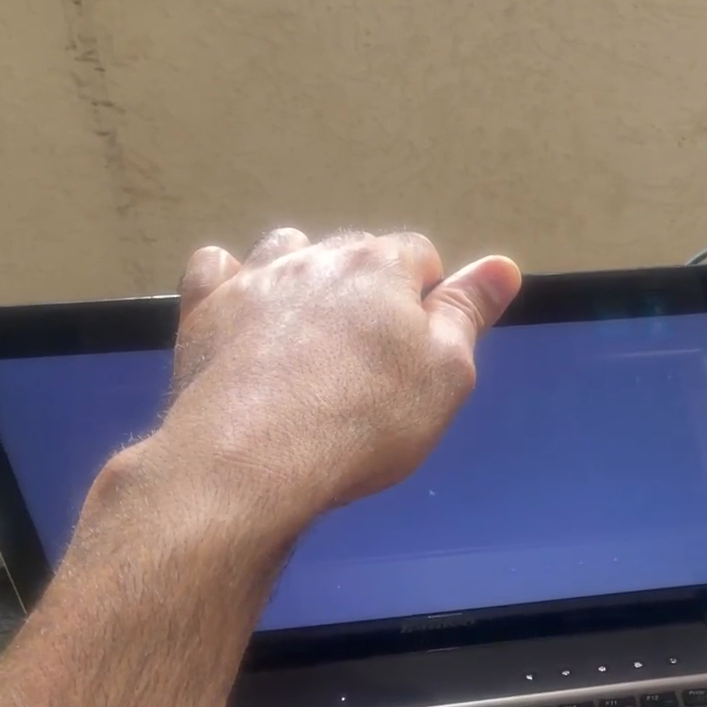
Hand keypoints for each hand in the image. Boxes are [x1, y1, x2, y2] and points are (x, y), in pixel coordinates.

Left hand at [151, 228, 521, 526]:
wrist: (255, 457)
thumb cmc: (371, 418)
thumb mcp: (447, 373)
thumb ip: (470, 312)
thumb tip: (503, 264)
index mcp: (383, 268)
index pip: (420, 254)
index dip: (429, 295)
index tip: (425, 344)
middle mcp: (319, 256)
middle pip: (357, 251)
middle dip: (373, 287)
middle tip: (376, 352)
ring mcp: (255, 278)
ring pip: (290, 249)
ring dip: (308, 274)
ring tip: (314, 329)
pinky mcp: (204, 309)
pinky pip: (218, 268)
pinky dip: (237, 280)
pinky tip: (247, 312)